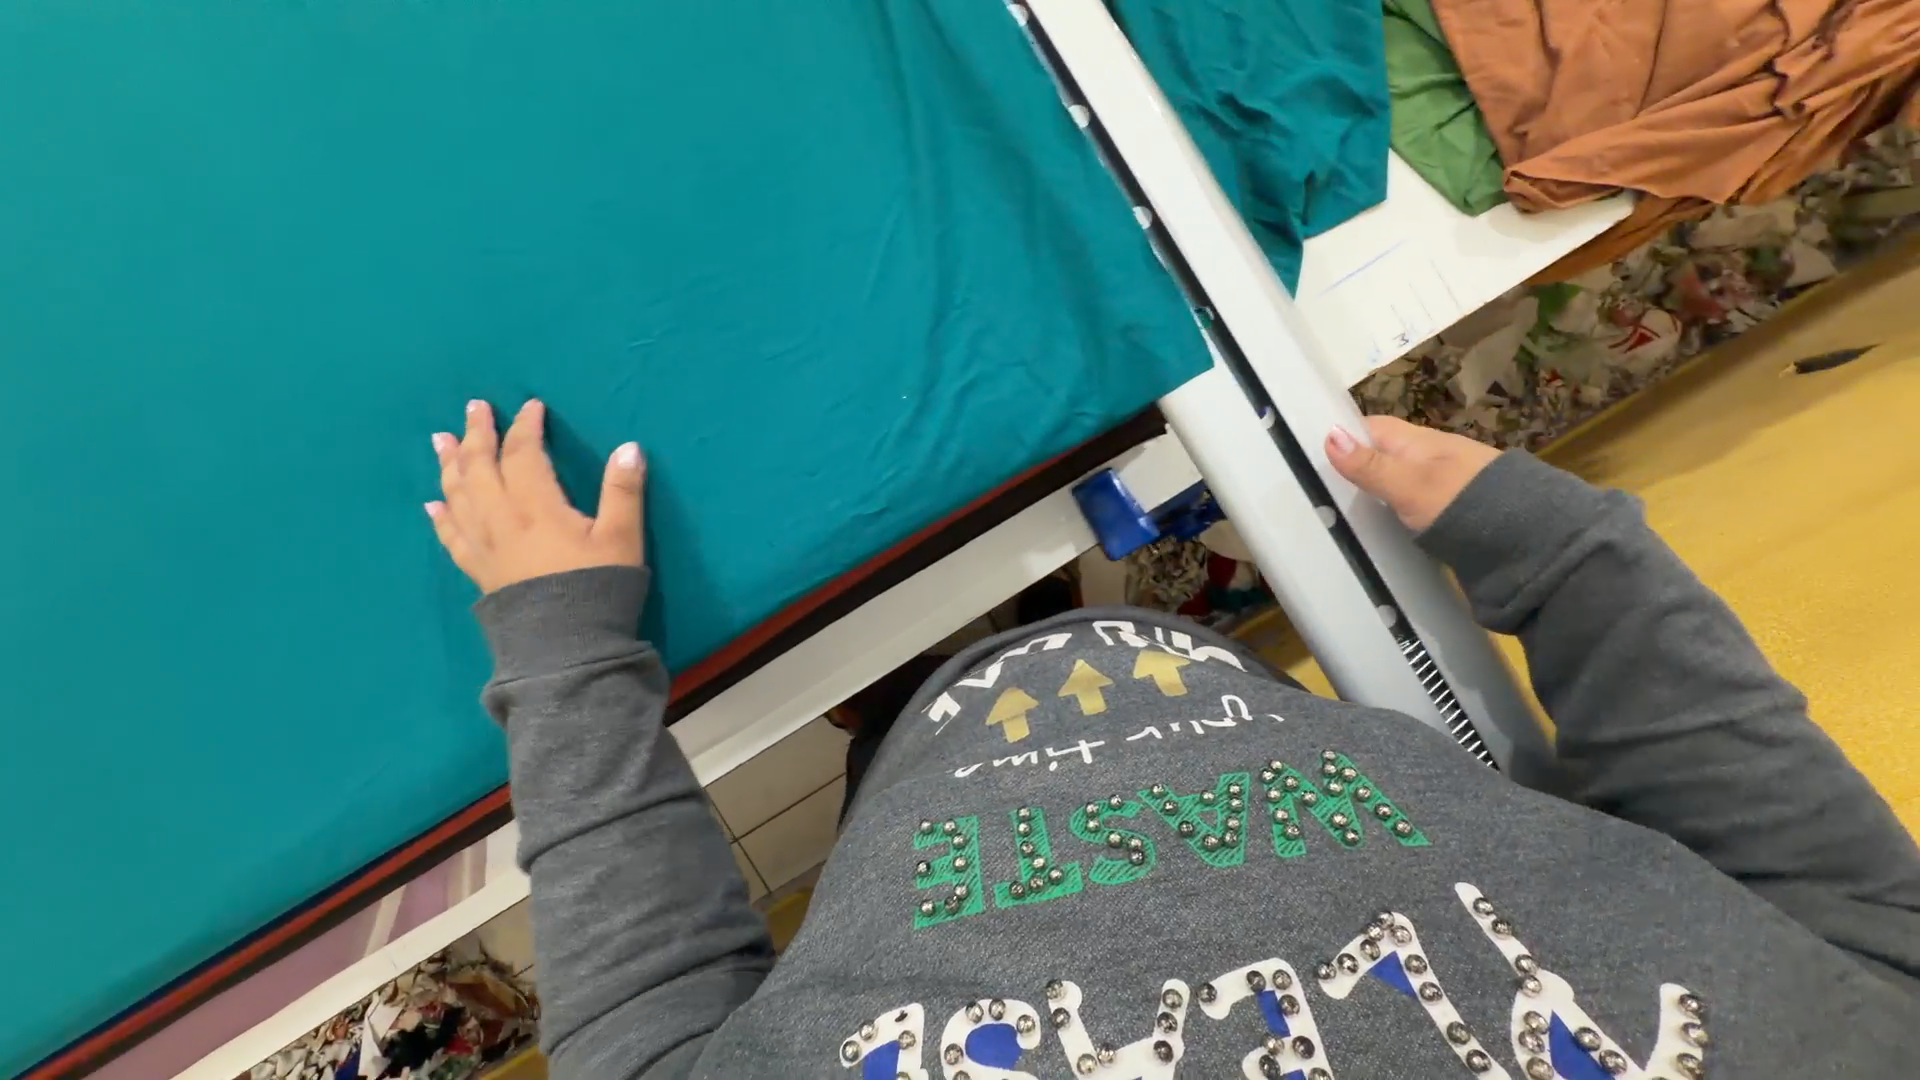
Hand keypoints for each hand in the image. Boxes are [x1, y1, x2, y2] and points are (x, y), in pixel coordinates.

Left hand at [426, 399, 645, 592]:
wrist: (567, 644)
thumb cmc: (599, 586)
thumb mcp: (623, 537)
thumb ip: (624, 491)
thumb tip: (629, 446)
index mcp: (537, 507)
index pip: (524, 455)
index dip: (527, 427)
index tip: (532, 407)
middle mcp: (501, 520)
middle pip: (481, 468)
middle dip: (478, 435)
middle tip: (474, 408)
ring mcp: (485, 546)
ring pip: (458, 496)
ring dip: (450, 464)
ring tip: (442, 439)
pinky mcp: (479, 570)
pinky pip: (451, 536)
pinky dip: (442, 515)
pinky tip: (433, 503)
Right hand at [1325, 416, 1499, 531]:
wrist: (1528, 538)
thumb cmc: (1462, 504)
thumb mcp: (1407, 485)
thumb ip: (1369, 465)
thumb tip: (1329, 434)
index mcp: (1417, 440)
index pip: (1368, 426)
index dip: (1341, 437)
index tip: (1312, 458)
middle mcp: (1428, 454)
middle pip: (1381, 452)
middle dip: (1354, 466)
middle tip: (1320, 492)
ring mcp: (1442, 479)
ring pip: (1395, 476)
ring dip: (1374, 489)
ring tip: (1343, 511)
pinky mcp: (1451, 505)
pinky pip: (1410, 498)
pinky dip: (1392, 508)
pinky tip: (1382, 524)